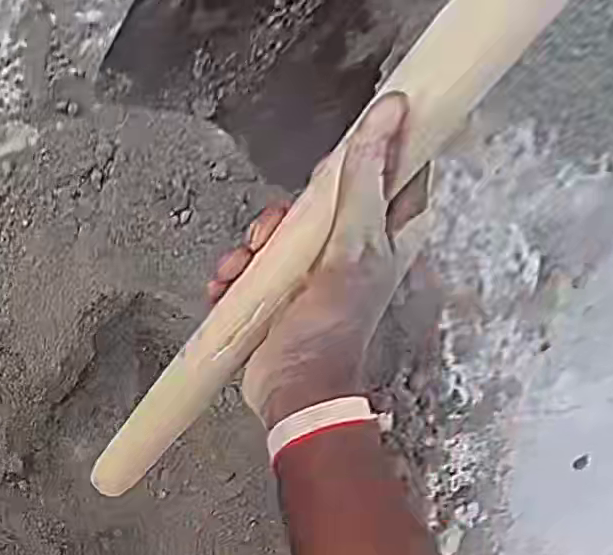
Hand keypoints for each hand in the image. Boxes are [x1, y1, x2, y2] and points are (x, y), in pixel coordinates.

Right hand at [207, 92, 435, 426]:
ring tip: (237, 268)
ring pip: (278, 238)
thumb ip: (364, 182)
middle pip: (317, 206)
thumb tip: (389, 111)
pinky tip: (223, 287)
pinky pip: (250, 273)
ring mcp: (307, 276)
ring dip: (249, 249)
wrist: (292, 385)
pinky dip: (233, 277)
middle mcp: (348, 251)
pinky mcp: (274, 298)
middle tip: (269, 232)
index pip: (389, 175)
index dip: (360, 161)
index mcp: (386, 234)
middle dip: (284, 216)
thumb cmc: (330, 325)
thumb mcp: (352, 246)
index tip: (328, 166)